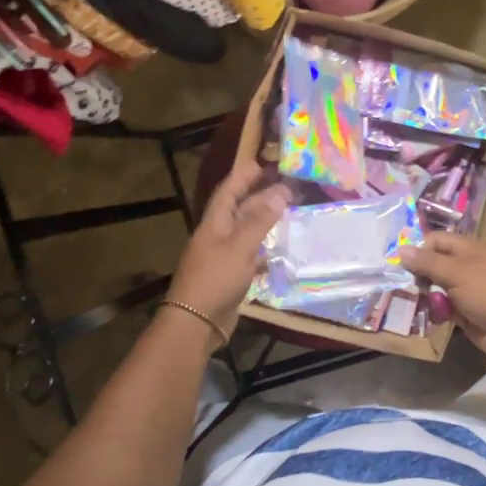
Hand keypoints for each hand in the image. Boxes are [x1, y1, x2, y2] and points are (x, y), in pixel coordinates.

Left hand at [166, 160, 287, 341]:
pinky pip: (250, 255)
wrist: (197, 321)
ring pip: (246, 232)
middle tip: (286, 187)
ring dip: (264, 221)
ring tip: (288, 212)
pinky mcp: (231, 276)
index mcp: (214, 223)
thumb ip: (259, 221)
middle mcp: (217, 236)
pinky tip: (280, 250)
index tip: (263, 163)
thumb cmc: (215, 279)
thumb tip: (279, 193)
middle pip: (239, 210)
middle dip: (260, 196)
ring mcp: (223, 257)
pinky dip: (265, 249)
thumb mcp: (239, 247)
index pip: (228, 191)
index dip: (243, 176)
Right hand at [402, 232, 485, 357]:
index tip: (398, 264)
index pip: (436, 240)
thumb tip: (401, 250)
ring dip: (424, 294)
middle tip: (401, 284)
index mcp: (468, 248)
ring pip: (436, 286)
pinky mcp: (464, 309)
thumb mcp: (456, 272)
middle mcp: (466, 264)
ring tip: (411, 301)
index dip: (417, 249)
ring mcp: (465, 288)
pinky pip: (443, 305)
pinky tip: (429, 315)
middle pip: (433, 263)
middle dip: (417, 274)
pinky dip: (435, 309)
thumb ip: (427, 262)